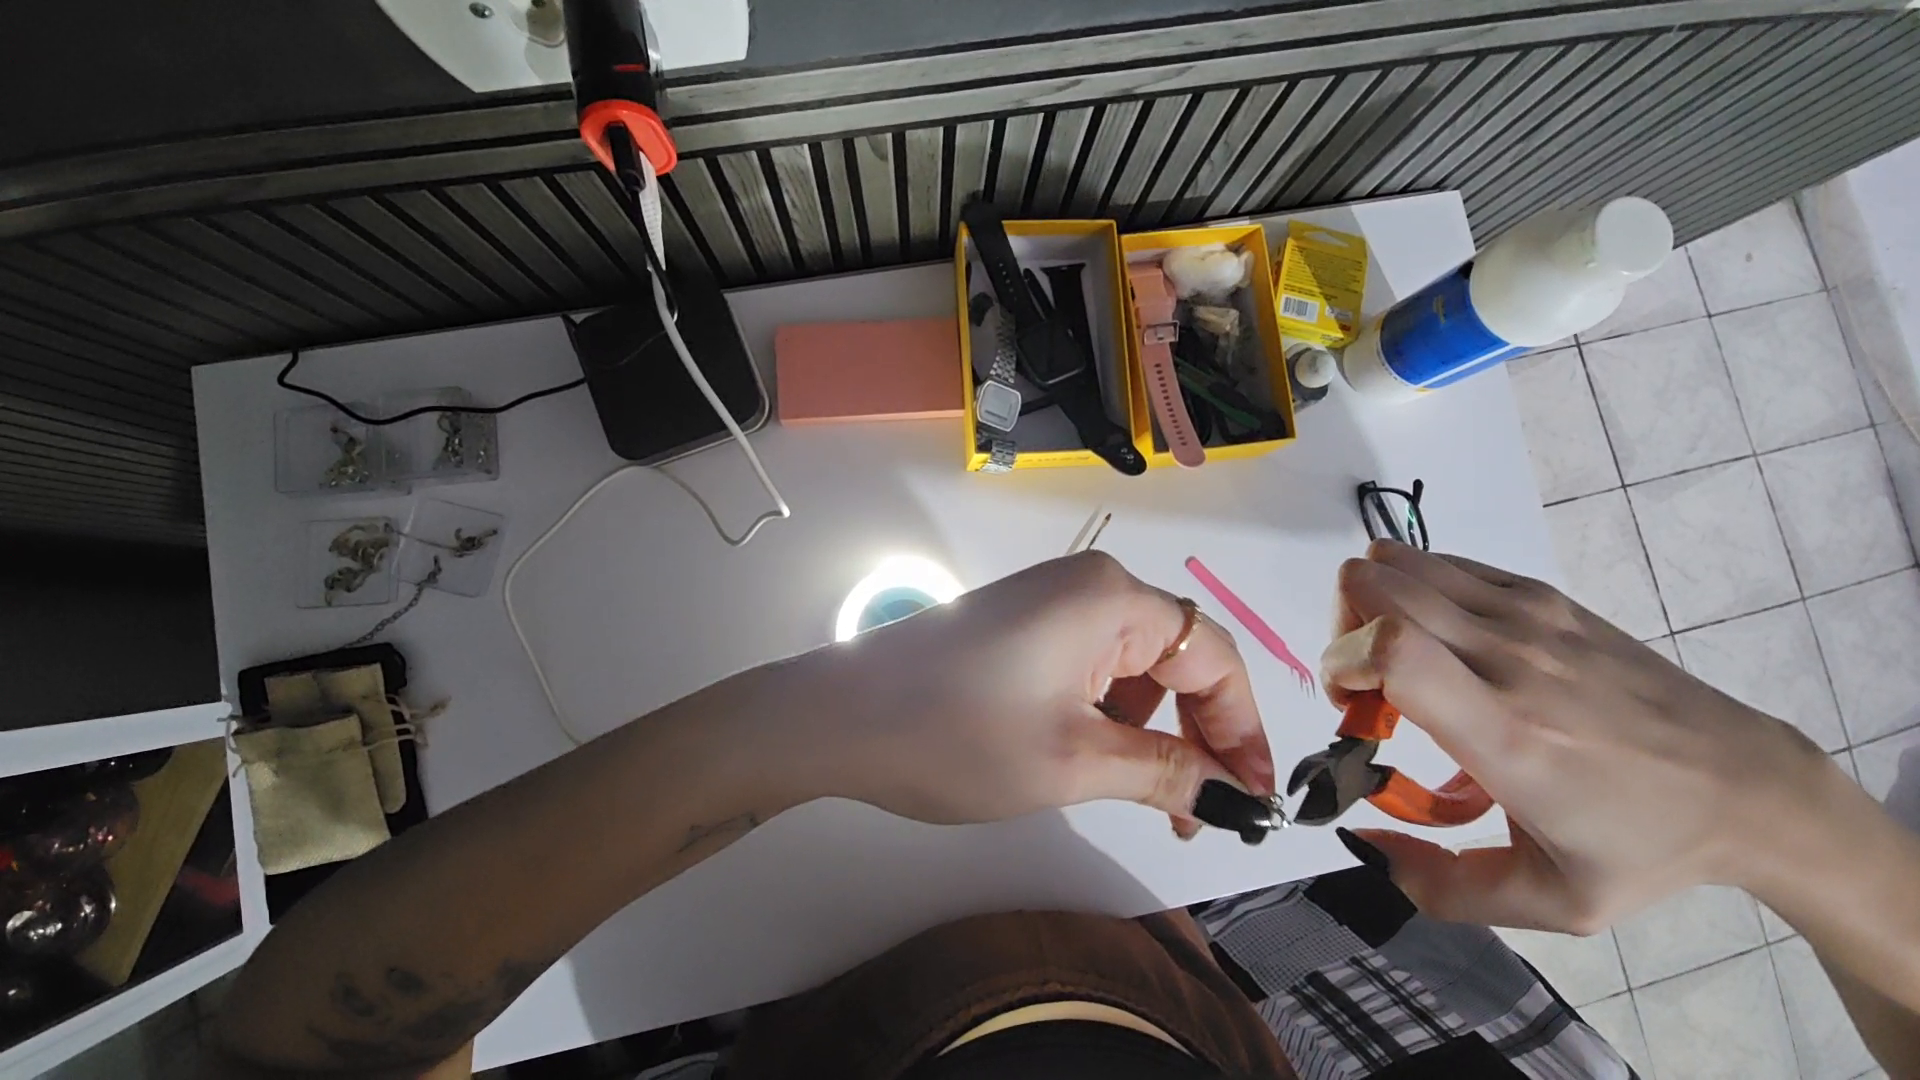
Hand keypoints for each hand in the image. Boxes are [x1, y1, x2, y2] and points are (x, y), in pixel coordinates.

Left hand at [790, 551, 1275, 831]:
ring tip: (1152, 800)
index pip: (1212, 656)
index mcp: (1111, 598)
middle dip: (1198, 734)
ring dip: (1153, 732)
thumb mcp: (1072, 761)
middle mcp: (1087, 586)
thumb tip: (1236, 796)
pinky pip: (1091, 669)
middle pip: (1176, 658)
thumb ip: (1166, 773)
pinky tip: (1103, 763)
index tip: (1257, 798)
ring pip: (1133, 669)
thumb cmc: (956, 735)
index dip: (1244, 728)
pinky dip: (1109, 718)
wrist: (834, 718)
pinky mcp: (1020, 628)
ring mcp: (1048, 604)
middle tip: (1206, 809)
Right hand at [1321, 540, 1835, 932]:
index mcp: (1507, 733)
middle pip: (1377, 586)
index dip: (1342, 663)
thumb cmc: (1641, 846)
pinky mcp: (1542, 595)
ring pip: (1396, 563)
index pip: (1391, 649)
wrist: (1749, 785)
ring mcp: (1528, 614)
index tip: (1352, 707)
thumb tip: (1358, 840)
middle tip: (1372, 687)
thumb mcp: (1547, 900)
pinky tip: (1444, 643)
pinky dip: (1412, 591)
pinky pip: (1437, 563)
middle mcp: (1509, 657)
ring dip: (1374, 609)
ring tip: (1403, 661)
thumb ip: (1437, 885)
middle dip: (1345, 632)